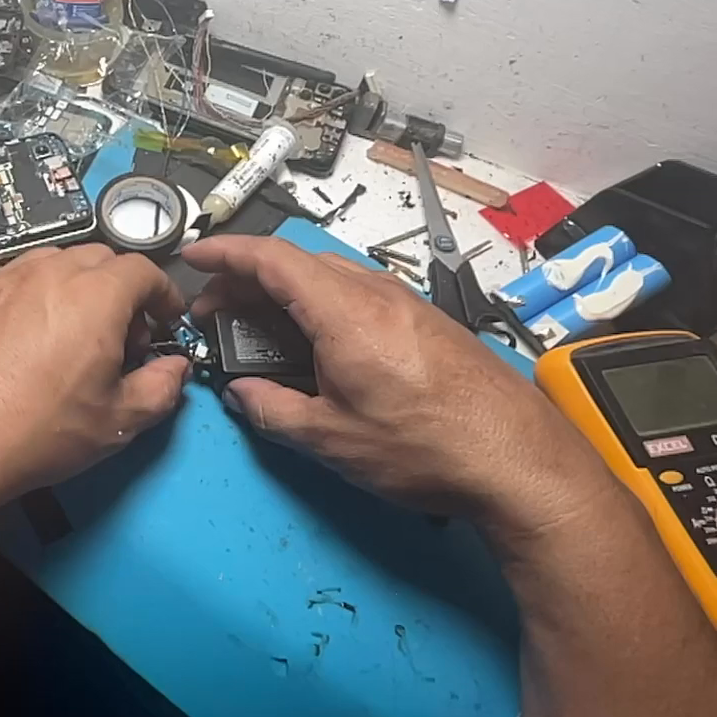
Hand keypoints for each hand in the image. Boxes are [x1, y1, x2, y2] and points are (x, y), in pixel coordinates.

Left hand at [0, 244, 191, 506]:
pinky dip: (32, 297)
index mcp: (94, 295)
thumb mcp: (115, 422)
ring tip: (72, 336)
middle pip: (101, 260)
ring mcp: (3, 278)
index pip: (144, 271)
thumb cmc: (31, 434)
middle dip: (122, 291)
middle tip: (121, 338)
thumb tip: (173, 369)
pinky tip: (25, 340)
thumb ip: (160, 388)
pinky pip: (14, 279)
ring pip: (55, 264)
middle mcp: (48, 273)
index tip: (164, 320)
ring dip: (76, 288)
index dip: (162, 296)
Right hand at [181, 236, 621, 541]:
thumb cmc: (428, 448)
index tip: (192, 256)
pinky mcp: (421, 321)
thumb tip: (241, 395)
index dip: (224, 252)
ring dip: (279, 292)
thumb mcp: (332, 439)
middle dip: (244, 280)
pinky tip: (308, 341)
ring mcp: (402, 303)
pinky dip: (313, 304)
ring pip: (324, 277)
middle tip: (213, 313)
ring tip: (254, 327)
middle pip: (294, 264)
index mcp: (345, 312)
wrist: (525, 464)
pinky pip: (352, 294)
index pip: (271, 258)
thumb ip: (271, 410)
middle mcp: (374, 294)